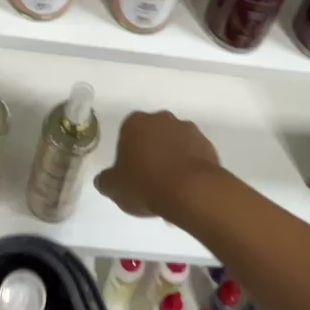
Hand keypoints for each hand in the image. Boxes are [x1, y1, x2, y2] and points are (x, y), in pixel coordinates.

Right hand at [94, 110, 221, 219]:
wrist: (190, 190)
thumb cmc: (145, 184)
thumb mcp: (114, 188)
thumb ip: (106, 180)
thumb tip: (103, 179)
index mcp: (135, 122)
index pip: (127, 134)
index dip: (128, 155)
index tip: (131, 175)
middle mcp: (162, 118)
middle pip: (152, 136)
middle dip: (151, 154)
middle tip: (150, 182)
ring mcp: (187, 129)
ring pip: (175, 144)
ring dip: (172, 159)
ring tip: (170, 190)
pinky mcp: (206, 144)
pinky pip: (193, 154)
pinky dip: (189, 167)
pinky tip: (187, 189)